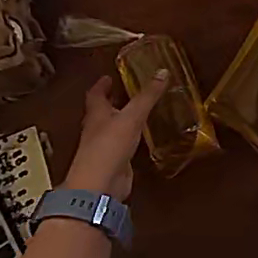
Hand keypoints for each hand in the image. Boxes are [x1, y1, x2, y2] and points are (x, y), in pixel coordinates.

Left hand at [64, 72, 166, 200]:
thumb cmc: (109, 146)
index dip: (101, 85)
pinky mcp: (114, 163)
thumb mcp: (132, 117)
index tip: (108, 77)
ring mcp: (104, 148)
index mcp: (96, 115)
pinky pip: (122, 145)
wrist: (100, 186)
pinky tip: (141, 138)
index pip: (95, 95)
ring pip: (112, 129)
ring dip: (121, 120)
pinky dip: (130, 138)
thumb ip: (147, 96)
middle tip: (125, 92)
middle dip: (111, 102)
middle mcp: (96, 130)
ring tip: (137, 112)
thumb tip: (163, 72)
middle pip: (101, 112)